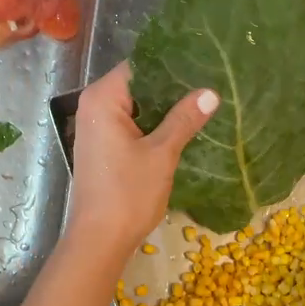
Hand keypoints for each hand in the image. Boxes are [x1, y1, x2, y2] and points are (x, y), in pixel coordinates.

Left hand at [66, 62, 218, 259]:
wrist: (101, 239)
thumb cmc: (128, 195)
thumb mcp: (161, 155)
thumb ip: (184, 120)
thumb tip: (210, 92)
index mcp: (103, 99)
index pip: (139, 66)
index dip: (170, 67)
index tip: (201, 68)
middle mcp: (93, 108)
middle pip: (137, 87)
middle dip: (170, 90)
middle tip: (207, 88)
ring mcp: (96, 131)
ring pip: (136, 110)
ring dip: (163, 112)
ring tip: (199, 108)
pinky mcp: (103, 151)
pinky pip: (131, 129)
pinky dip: (152, 130)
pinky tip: (179, 134)